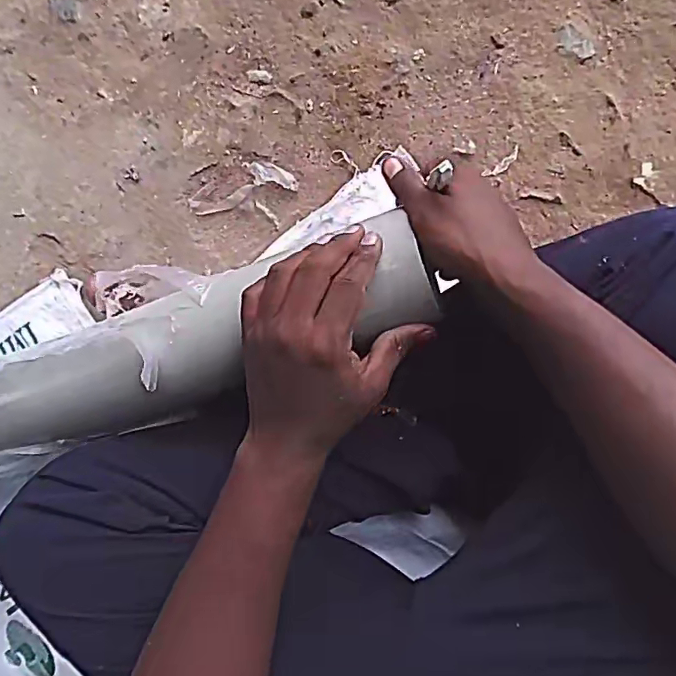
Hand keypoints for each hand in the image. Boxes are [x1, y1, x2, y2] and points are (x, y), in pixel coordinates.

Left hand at [240, 228, 435, 461]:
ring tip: (327, 246)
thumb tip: (426, 329)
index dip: (362, 259)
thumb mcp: (370, 386)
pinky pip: (257, 289)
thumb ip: (395, 349)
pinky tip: (291, 269)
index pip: (347, 284)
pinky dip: (274, 274)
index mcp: (325, 342)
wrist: (283, 439)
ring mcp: (265, 328)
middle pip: (315, 268)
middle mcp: (291, 329)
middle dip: (338, 245)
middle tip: (355, 235)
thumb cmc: (329, 416)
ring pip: (284, 272)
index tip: (373, 244)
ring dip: (307, 253)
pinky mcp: (249, 332)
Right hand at [383, 152, 544, 290]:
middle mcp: (482, 188)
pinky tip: (454, 265)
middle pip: (442, 198)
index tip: (405, 205)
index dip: (412, 188)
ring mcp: (493, 213)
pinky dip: (459, 252)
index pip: (428, 168)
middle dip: (427, 217)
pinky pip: (469, 241)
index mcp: (462, 174)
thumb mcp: (422, 211)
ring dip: (442, 237)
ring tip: (438, 254)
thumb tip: (392, 163)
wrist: (503, 276)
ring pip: (455, 222)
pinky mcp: (499, 238)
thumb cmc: (466, 242)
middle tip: (419, 232)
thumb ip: (405, 185)